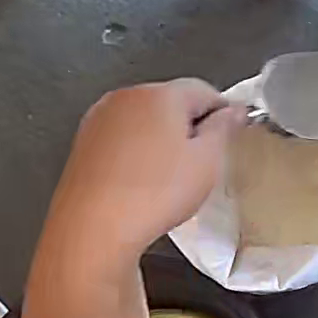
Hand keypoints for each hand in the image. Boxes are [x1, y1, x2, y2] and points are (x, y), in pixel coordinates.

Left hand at [47, 80, 244, 257]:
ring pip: (146, 119)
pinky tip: (144, 180)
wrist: (95, 227)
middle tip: (202, 162)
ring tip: (172, 176)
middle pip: (172, 101)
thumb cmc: (158, 192)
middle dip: (191, 124)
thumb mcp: (207, 160)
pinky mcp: (84, 142)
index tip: (231, 138)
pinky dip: (139, 150)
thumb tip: (233, 111)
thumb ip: (224, 128)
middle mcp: (126, 96)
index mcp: (160, 94)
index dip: (223, 112)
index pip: (204, 90)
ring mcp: (100, 118)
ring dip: (164, 138)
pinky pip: (124, 136)